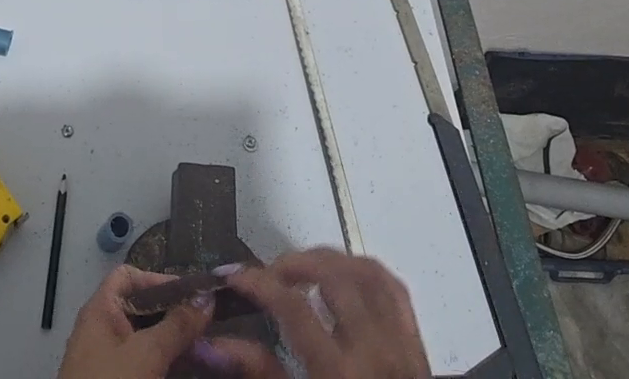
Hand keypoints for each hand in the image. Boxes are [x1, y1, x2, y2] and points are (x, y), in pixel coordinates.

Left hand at [57, 265, 214, 378]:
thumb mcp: (147, 354)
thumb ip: (177, 324)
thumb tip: (207, 295)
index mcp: (101, 310)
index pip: (129, 276)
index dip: (159, 279)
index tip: (193, 294)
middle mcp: (103, 329)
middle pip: (142, 308)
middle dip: (175, 313)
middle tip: (210, 321)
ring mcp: (110, 359)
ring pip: (148, 338)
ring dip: (176, 340)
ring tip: (209, 345)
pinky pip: (147, 363)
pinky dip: (168, 362)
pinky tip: (193, 368)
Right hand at [211, 248, 428, 378]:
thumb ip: (259, 371)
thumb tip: (213, 343)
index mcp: (338, 372)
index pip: (293, 306)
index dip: (258, 281)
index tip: (233, 275)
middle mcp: (373, 348)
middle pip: (332, 275)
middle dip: (292, 262)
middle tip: (267, 274)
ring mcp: (399, 342)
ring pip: (365, 271)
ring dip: (329, 260)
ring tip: (302, 270)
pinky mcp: (416, 342)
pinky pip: (393, 287)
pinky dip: (364, 271)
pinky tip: (343, 276)